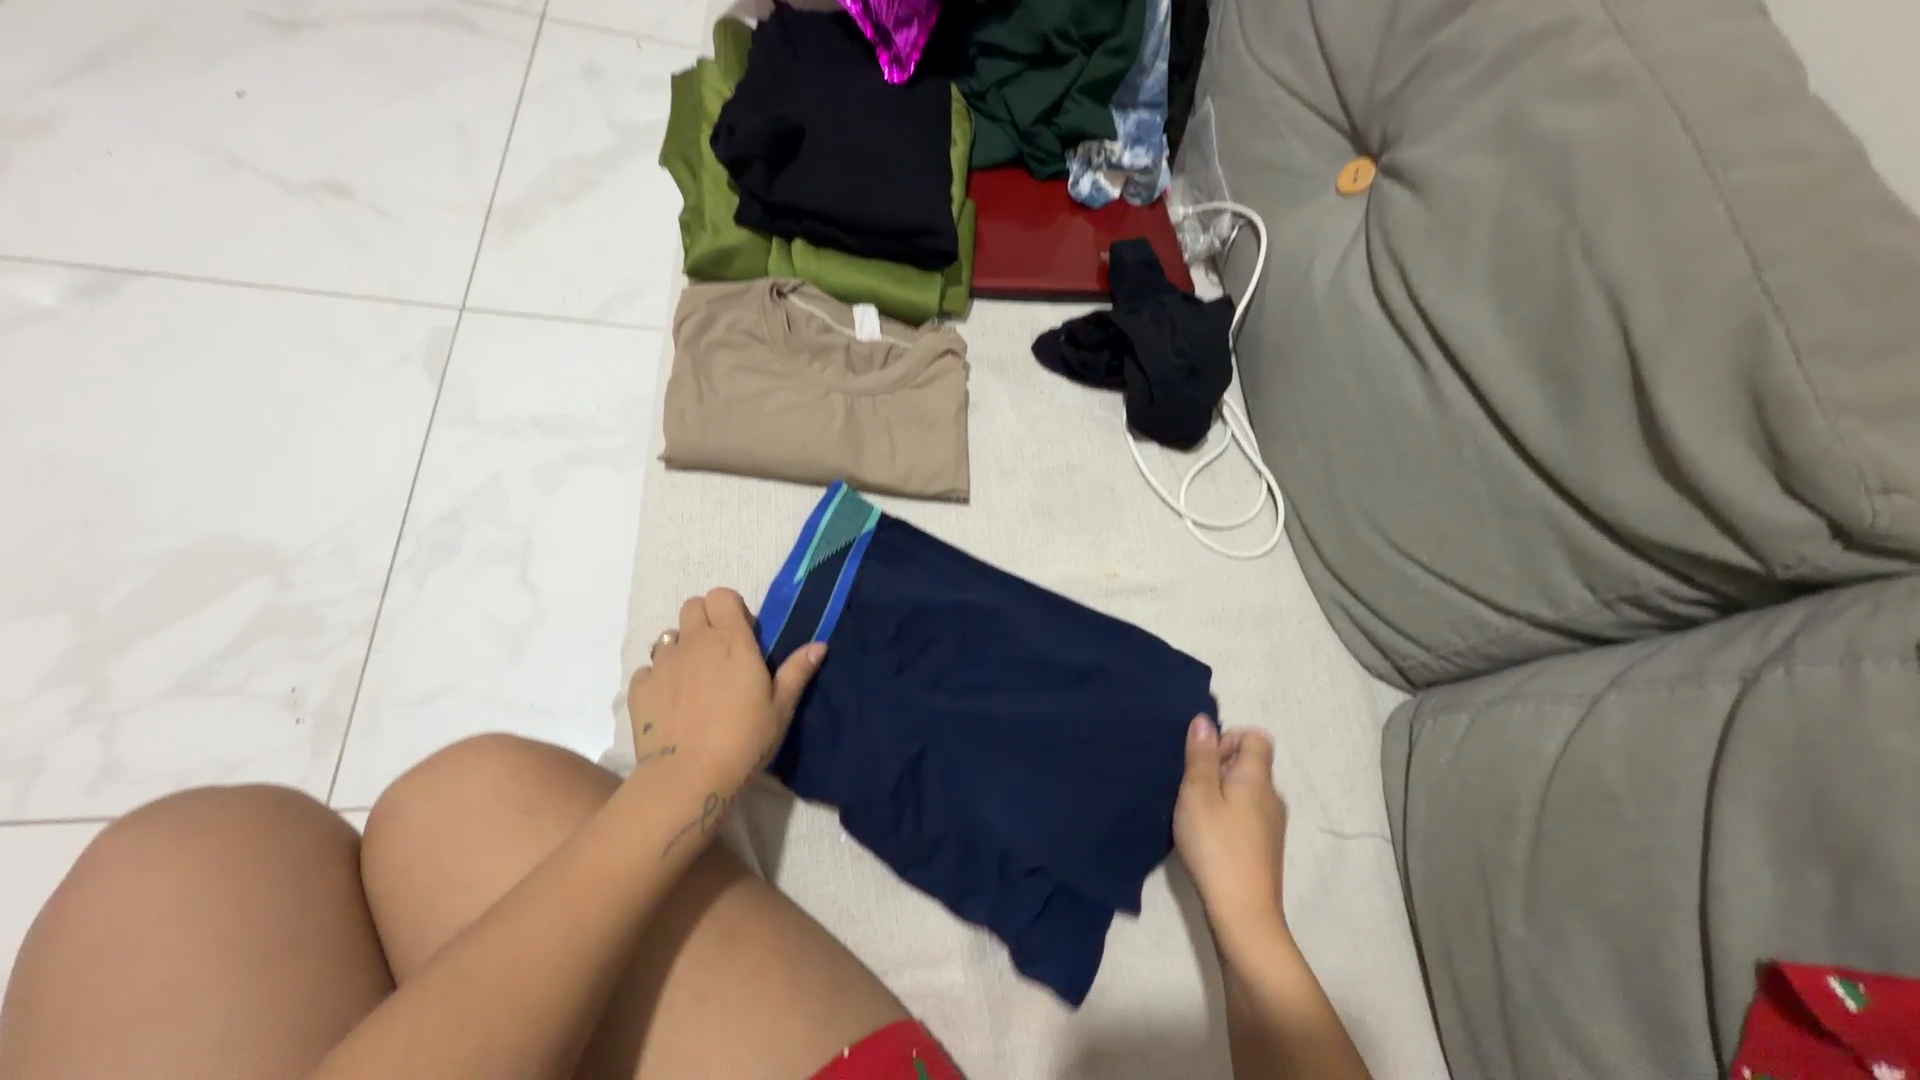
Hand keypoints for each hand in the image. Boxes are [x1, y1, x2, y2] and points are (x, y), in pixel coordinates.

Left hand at [627, 588, 825, 796]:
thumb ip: (797, 671)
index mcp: (732, 641)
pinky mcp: (639, 688)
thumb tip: (819, 645)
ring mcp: (662, 664)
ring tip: (694, 680)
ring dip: (681, 648)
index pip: (721, 595)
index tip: (742, 633)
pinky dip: (659, 678)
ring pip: (668, 637)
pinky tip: (671, 703)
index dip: (731, 608)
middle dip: (705, 620)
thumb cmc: (744, 741)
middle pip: (692, 606)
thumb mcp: (781, 708)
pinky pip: (647, 669)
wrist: (688, 778)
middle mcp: (694, 642)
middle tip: (719, 652)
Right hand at [1174, 716, 1289, 949]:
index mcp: (1257, 778)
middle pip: (1249, 764)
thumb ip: (1200, 756)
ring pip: (1246, 792)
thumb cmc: (1216, 846)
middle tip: (1191, 789)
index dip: (1228, 738)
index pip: (1256, 737)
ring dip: (1220, 794)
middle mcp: (1272, 796)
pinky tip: (1207, 837)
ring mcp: (1273, 825)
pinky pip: (1247, 815)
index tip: (1202, 761)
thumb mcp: (1197, 794)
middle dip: (1218, 767)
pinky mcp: (1266, 848)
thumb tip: (1205, 721)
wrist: (1243, 912)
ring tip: (1194, 814)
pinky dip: (1227, 816)